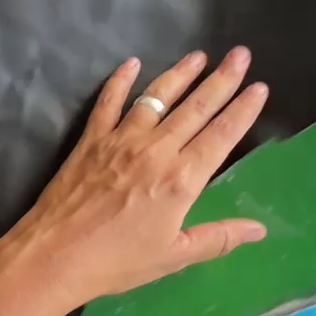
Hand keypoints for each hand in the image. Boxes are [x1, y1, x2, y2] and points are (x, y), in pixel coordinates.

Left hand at [0, 47, 270, 307]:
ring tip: (198, 55)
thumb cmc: (118, 261)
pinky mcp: (92, 139)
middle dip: (221, 79)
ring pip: (157, 97)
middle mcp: (156, 150)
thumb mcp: (174, 256)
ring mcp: (121, 140)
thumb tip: (260, 228)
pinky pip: (109, 102)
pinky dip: (121, 80)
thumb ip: (218, 237)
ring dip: (180, 73)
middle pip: (195, 107)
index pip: (221, 135)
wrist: (56, 253)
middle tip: (240, 54)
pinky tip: (132, 63)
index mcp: (182, 179)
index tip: (259, 86)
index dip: (243, 109)